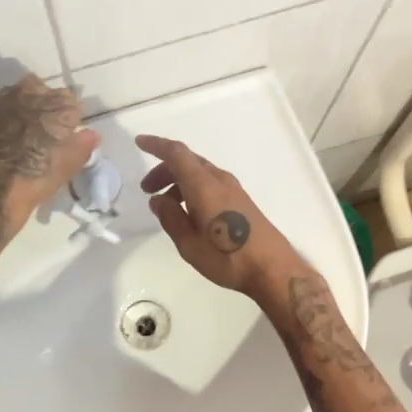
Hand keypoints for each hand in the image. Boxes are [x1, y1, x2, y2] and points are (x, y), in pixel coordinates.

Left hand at [0, 76, 100, 236]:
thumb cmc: (34, 180)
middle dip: (49, 109)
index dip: (71, 121)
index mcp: (57, 106)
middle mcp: (31, 94)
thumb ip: (81, 147)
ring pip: (23, 95)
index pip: (72, 103)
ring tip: (28, 134)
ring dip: (28, 109)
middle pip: (46, 93)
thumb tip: (93, 134)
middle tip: (48, 134)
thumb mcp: (65, 169)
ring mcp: (5, 100)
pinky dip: (10, 116)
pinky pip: (4, 106)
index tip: (68, 137)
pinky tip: (8, 135)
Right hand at [137, 135, 304, 297]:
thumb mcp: (189, 244)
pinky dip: (194, 190)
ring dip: (179, 182)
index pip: (176, 154)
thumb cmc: (227, 258)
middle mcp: (219, 180)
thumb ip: (171, 219)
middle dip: (165, 171)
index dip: (156, 146)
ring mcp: (233, 190)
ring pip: (200, 174)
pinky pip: (211, 185)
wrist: (272, 268)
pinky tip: (190, 213)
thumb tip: (158, 200)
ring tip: (167, 207)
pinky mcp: (242, 202)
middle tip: (148, 190)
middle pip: (188, 162)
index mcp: (203, 185)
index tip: (140, 143)